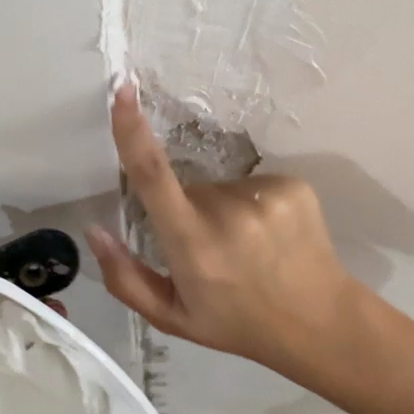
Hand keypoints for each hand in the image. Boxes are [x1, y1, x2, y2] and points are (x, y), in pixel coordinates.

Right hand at [86, 84, 359, 369]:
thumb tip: (95, 230)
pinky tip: (270, 237)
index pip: (153, 176)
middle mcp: (229, 211)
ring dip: (224, 210)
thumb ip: (125, 278)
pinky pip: (254, 184)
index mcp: (193, 244)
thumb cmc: (238, 323)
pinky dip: (254, 205)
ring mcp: (266, 194)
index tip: (123, 90)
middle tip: (212, 253)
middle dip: (189, 212)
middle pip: (188, 189)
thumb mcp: (172, 317)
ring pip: (222, 187)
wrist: (319, 323)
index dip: (132, 130)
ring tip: (247, 249)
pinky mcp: (294, 185)